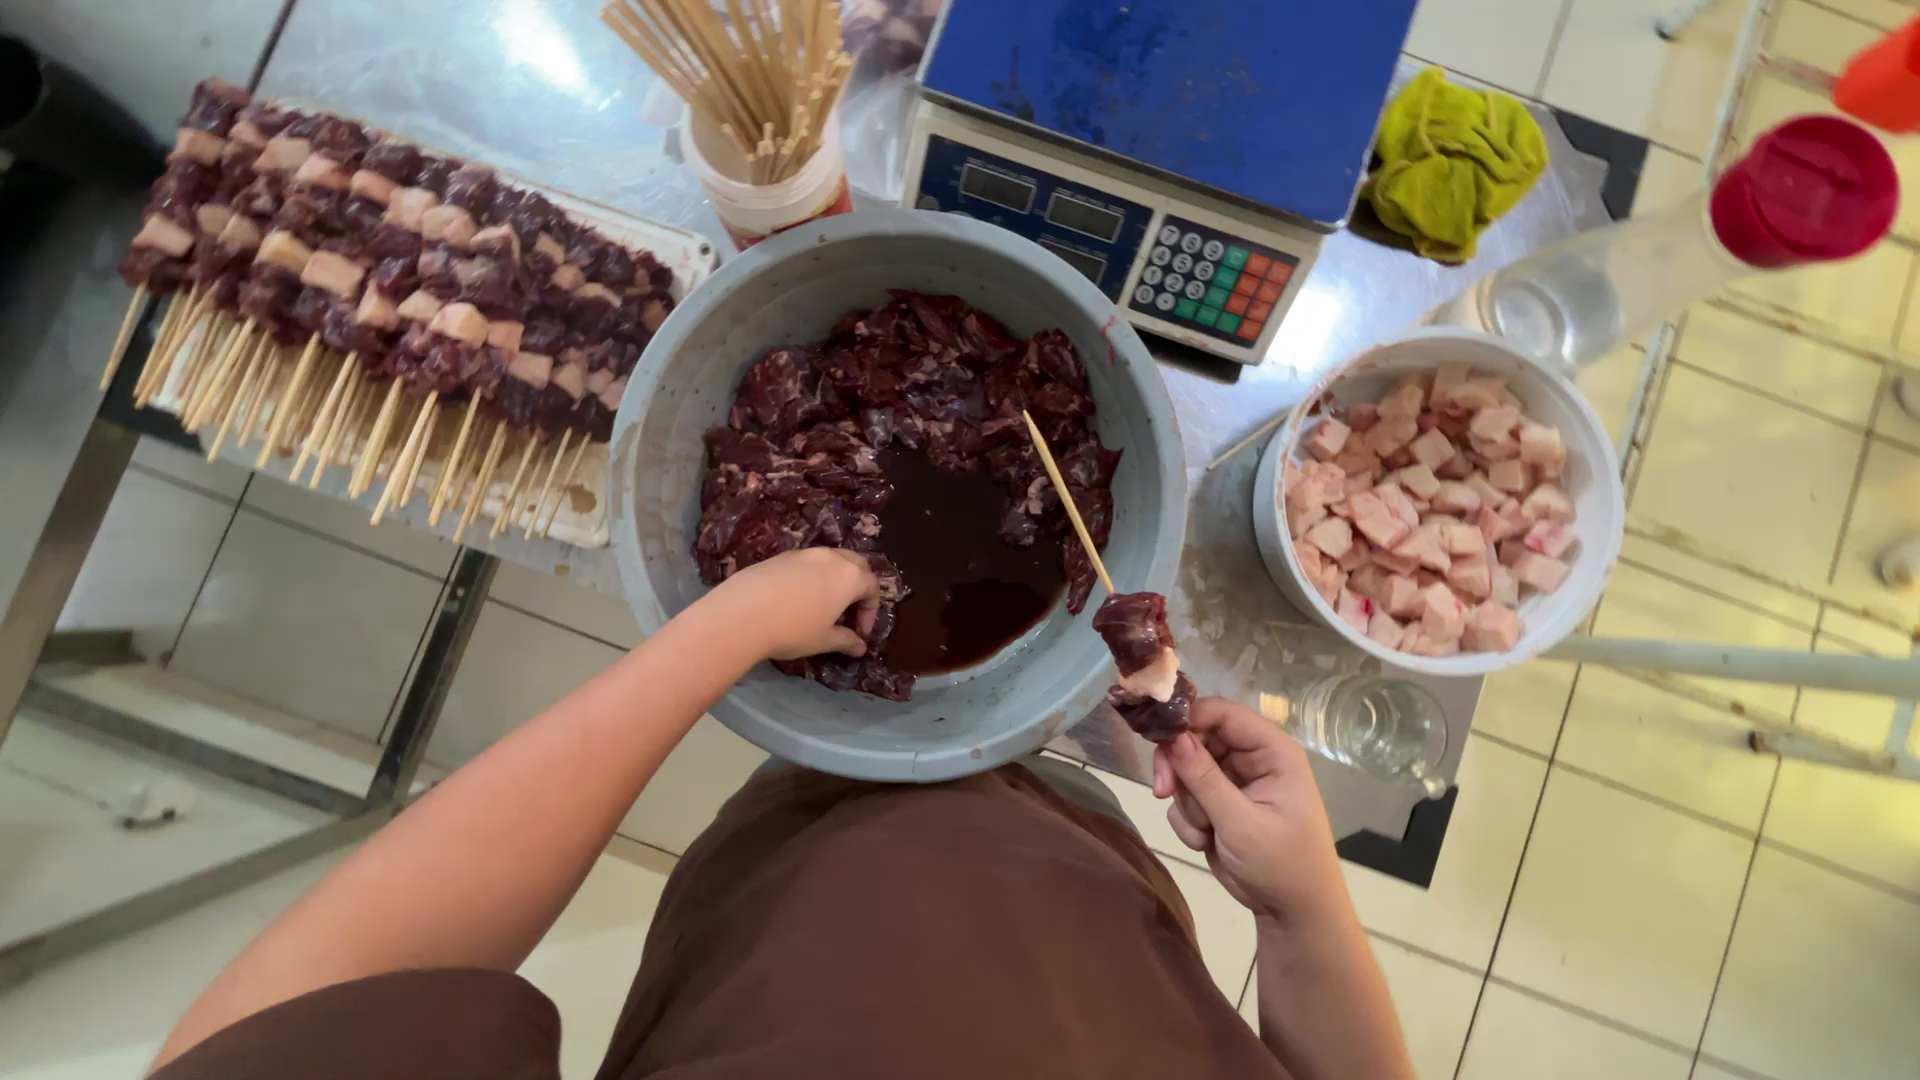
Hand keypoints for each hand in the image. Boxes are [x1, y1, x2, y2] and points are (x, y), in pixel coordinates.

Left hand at [705, 548, 880, 660]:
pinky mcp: (780, 556)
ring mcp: (804, 553)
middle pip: (856, 564)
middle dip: (858, 586)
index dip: (870, 611)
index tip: (859, 633)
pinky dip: (811, 576)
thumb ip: (846, 640)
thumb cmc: (793, 630)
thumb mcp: (824, 640)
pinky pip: (805, 563)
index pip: (872, 588)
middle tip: (848, 610)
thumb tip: (861, 647)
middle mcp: (830, 558)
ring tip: (823, 604)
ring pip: (829, 560)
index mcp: (850, 576)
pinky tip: (795, 599)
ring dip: (834, 579)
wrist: (741, 615)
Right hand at [1152, 697, 1348, 923]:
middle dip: (1178, 767)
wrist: (1292, 916)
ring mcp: (1232, 780)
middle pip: (1196, 737)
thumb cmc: (1281, 865)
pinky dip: (1187, 819)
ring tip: (1204, 832)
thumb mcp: (1241, 823)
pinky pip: (1184, 795)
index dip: (1188, 718)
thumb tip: (1173, 736)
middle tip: (1163, 792)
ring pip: (1185, 768)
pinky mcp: (1216, 803)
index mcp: (1272, 751)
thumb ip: (1204, 778)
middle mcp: (1251, 758)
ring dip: (1185, 801)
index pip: (1222, 712)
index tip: (1157, 737)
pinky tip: (1205, 841)